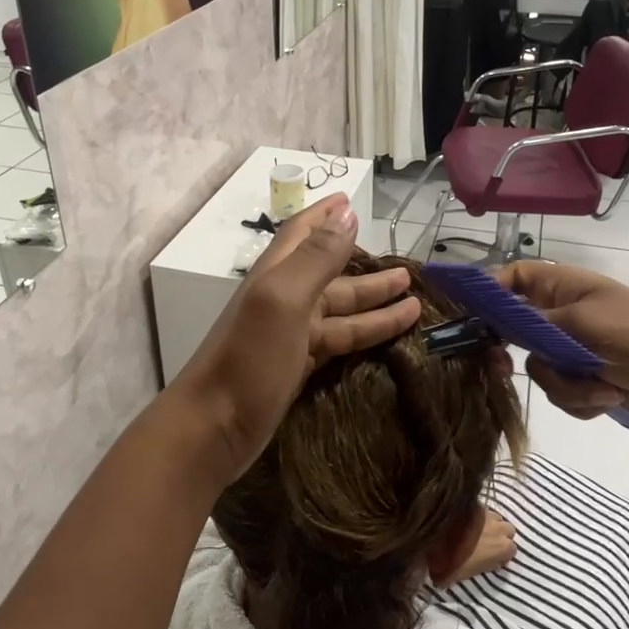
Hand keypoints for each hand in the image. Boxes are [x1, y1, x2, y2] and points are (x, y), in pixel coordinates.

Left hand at [171, 192, 421, 484]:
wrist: (212, 429)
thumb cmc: (248, 358)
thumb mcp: (283, 299)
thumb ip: (317, 257)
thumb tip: (347, 213)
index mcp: (277, 275)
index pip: (304, 233)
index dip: (326, 215)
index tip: (351, 200)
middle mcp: (283, 299)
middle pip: (331, 276)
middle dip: (367, 269)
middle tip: (407, 270)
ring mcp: (289, 336)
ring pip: (340, 312)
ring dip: (374, 305)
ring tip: (415, 305)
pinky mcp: (296, 368)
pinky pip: (338, 343)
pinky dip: (363, 336)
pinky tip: (386, 339)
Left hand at [439, 509, 516, 586]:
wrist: (438, 535)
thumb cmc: (455, 561)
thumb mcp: (470, 574)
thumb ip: (484, 566)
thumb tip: (485, 563)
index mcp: (503, 548)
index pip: (512, 551)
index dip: (501, 555)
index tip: (491, 558)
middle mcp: (501, 529)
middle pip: (508, 530)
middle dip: (500, 535)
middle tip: (486, 542)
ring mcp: (488, 514)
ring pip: (497, 518)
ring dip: (491, 524)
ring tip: (477, 530)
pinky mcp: (475, 503)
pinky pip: (482, 510)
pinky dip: (478, 515)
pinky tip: (467, 520)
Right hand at [495, 259, 628, 427]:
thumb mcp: (581, 324)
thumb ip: (532, 324)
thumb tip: (492, 323)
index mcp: (562, 286)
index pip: (511, 279)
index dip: (487, 295)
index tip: (470, 323)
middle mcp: (563, 314)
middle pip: (515, 332)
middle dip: (516, 356)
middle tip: (502, 369)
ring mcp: (576, 349)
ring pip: (539, 371)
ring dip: (565, 386)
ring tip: (600, 387)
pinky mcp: (590, 380)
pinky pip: (563, 394)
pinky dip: (581, 401)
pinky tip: (609, 399)